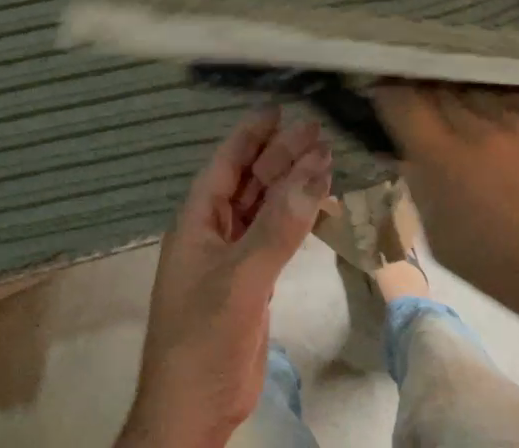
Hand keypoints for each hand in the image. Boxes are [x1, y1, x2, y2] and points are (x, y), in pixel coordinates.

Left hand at [118, 109, 331, 447]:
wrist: (193, 409)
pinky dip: (294, 218)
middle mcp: (212, 232)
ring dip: (290, 185)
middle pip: (248, 182)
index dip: (250, 135)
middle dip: (279, 156)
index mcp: (196, 222)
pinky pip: (273, 236)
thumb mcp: (241, 279)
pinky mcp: (250, 282)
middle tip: (317, 131)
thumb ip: (278, 227)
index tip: (279, 109)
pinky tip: (316, 205)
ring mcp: (231, 257)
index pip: (224, 165)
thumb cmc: (204, 338)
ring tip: (325, 159)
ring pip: (263, 208)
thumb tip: (314, 171)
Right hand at [372, 81, 518, 314]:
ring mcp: (515, 119)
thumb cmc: (504, 269)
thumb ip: (420, 183)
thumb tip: (407, 149)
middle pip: (434, 85)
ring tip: (448, 97)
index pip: (400, 100)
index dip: (383, 91)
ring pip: (470, 84)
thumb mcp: (441, 236)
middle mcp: (477, 129)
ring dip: (453, 89)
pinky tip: (487, 107)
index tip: (377, 90)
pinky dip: (489, 96)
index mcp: (444, 160)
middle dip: (417, 87)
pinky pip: (505, 93)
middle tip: (409, 94)